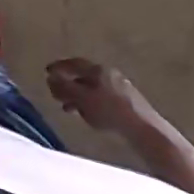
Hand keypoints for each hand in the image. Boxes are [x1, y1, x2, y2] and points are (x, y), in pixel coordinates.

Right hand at [45, 58, 162, 137]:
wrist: (146, 130)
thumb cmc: (109, 110)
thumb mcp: (80, 97)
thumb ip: (62, 86)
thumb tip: (50, 77)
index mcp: (98, 69)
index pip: (73, 63)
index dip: (58, 67)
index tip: (47, 72)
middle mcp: (110, 75)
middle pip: (82, 76)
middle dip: (67, 85)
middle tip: (55, 93)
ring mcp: (121, 89)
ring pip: (92, 89)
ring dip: (77, 97)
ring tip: (68, 108)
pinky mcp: (128, 103)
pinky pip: (102, 98)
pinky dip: (90, 103)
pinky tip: (87, 114)